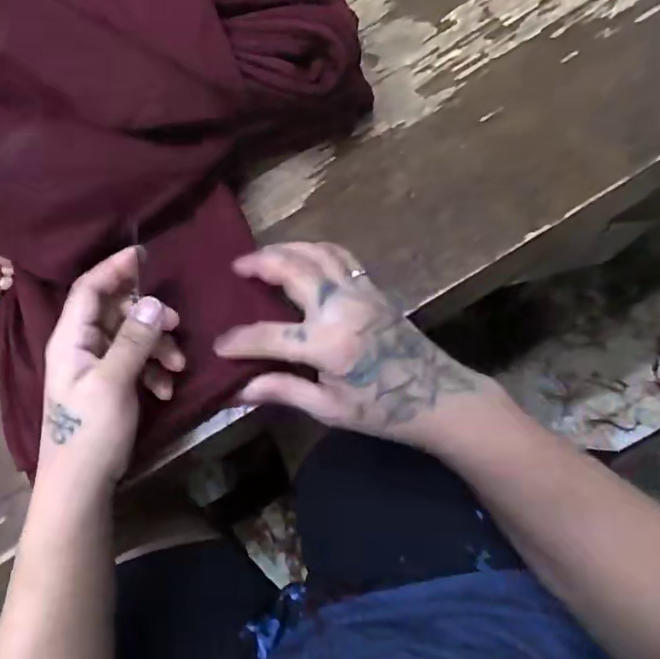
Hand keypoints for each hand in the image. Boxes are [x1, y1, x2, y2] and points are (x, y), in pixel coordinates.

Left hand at [38, 246, 184, 486]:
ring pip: (129, 338)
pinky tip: (166, 387)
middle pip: (114, 312)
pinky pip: (132, 363)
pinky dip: (151, 369)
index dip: (114, 268)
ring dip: (156, 346)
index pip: (88, 288)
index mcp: (69, 339)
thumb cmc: (89, 430)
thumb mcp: (113, 381)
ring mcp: (92, 368)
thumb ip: (134, 339)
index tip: (144, 253)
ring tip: (176, 365)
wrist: (79, 485)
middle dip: (147, 315)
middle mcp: (78, 347)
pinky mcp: (107, 387)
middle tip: (176, 323)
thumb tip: (155, 301)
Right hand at [214, 243, 485, 444]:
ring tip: (264, 255)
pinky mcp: (373, 289)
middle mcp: (340, 307)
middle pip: (291, 270)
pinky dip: (314, 250)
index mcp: (326, 344)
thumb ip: (283, 390)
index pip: (267, 336)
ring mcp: (360, 293)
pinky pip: (339, 256)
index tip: (218, 345)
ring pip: (316, 252)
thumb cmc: (383, 410)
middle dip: (259, 264)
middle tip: (236, 266)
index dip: (238, 341)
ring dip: (286, 248)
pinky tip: (302, 256)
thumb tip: (239, 390)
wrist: (441, 398)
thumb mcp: (329, 408)